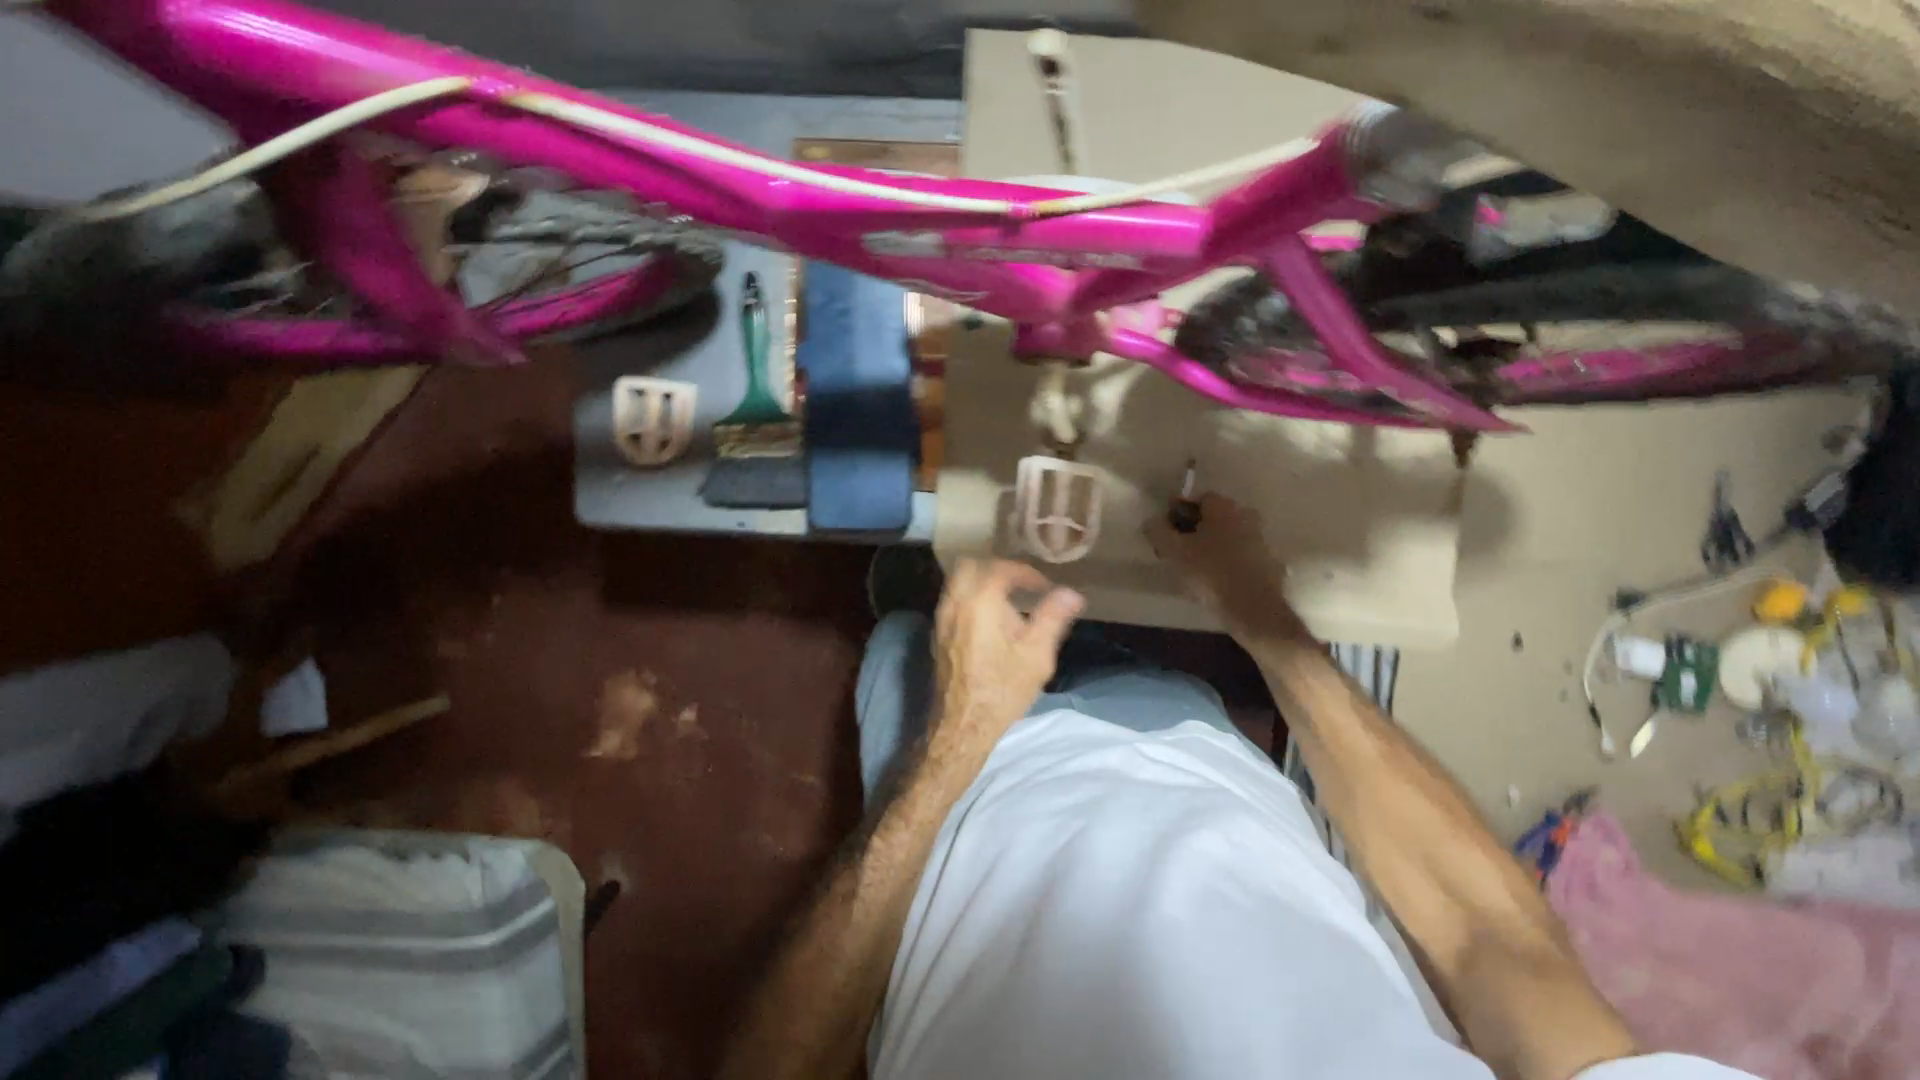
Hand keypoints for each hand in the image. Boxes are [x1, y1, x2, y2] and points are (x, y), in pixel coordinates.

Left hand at [931, 559, 1083, 755]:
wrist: (963, 725)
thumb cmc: (1003, 690)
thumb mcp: (1037, 654)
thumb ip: (1053, 617)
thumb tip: (1072, 594)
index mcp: (979, 603)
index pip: (1000, 569)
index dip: (1024, 572)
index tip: (1043, 587)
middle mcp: (954, 605)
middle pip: (970, 567)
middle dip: (997, 570)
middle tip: (1020, 585)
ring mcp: (941, 621)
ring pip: (957, 584)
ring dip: (981, 585)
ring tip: (1008, 603)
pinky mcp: (937, 637)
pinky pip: (952, 603)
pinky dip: (970, 600)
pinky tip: (990, 623)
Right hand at [1144, 493, 1309, 643]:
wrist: (1253, 607)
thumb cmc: (1210, 572)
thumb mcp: (1173, 552)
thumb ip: (1158, 531)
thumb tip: (1152, 521)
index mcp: (1223, 507)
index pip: (1197, 499)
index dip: (1177, 513)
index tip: (1165, 531)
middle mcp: (1245, 516)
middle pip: (1213, 518)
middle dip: (1193, 529)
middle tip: (1176, 550)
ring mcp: (1259, 539)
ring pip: (1227, 536)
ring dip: (1210, 546)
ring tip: (1193, 569)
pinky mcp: (1267, 562)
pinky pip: (1239, 555)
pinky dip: (1226, 561)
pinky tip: (1214, 580)